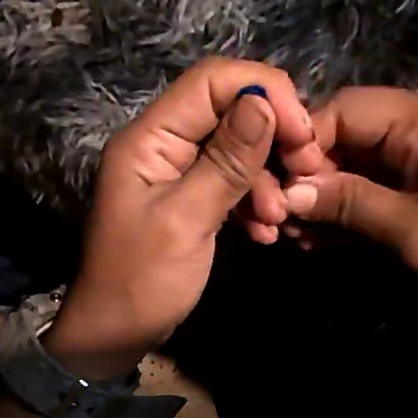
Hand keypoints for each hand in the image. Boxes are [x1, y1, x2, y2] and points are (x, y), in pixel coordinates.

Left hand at [47, 58, 325, 377]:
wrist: (113, 336)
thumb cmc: (141, 283)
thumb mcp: (186, 221)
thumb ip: (225, 162)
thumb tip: (264, 102)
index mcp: (149, 138)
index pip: (212, 82)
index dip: (265, 93)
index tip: (302, 135)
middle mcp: (161, 145)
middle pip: (229, 111)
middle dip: (272, 139)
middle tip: (304, 176)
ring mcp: (174, 173)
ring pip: (235, 149)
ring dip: (265, 179)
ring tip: (278, 220)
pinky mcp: (187, 200)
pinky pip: (229, 182)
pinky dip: (252, 201)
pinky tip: (265, 232)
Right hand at [284, 87, 417, 308]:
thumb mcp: (417, 231)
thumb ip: (351, 205)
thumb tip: (291, 192)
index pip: (342, 109)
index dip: (302, 147)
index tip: (279, 194)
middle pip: (354, 130)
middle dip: (317, 176)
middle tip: (288, 224)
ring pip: (373, 154)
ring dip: (339, 191)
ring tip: (307, 235)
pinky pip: (398, 170)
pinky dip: (369, 197)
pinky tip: (343, 231)